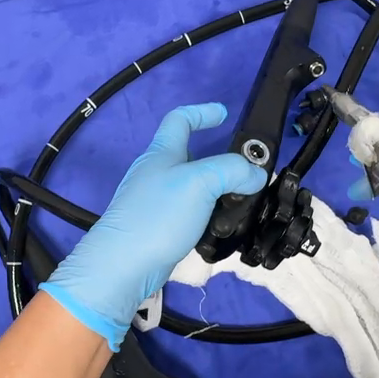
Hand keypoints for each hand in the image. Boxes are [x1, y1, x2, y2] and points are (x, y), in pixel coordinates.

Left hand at [42, 103, 266, 348]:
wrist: (122, 265)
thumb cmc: (158, 215)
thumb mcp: (199, 183)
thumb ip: (231, 171)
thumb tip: (255, 175)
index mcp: (161, 153)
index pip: (179, 119)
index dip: (202, 112)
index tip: (224, 114)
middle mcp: (156, 173)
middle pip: (190, 156)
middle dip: (219, 161)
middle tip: (247, 174)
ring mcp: (155, 201)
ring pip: (193, 187)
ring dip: (218, 192)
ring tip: (241, 205)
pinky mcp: (159, 227)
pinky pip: (190, 213)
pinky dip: (208, 215)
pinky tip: (221, 229)